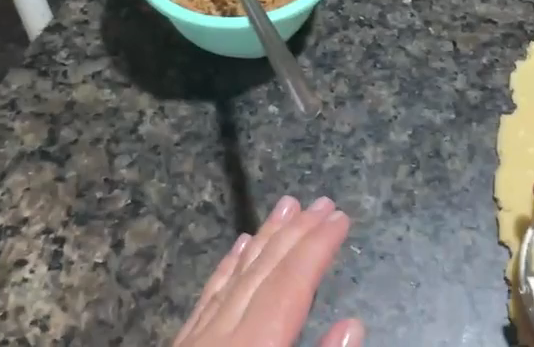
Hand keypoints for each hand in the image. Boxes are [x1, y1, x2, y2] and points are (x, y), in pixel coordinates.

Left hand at [174, 195, 364, 346]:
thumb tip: (353, 323)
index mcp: (254, 344)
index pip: (291, 285)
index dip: (318, 247)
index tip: (340, 216)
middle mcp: (222, 333)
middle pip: (264, 272)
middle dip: (296, 233)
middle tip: (322, 201)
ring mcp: (196, 338)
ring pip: (235, 276)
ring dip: (264, 238)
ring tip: (286, 206)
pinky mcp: (181, 344)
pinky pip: (207, 297)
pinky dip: (227, 268)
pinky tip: (239, 245)